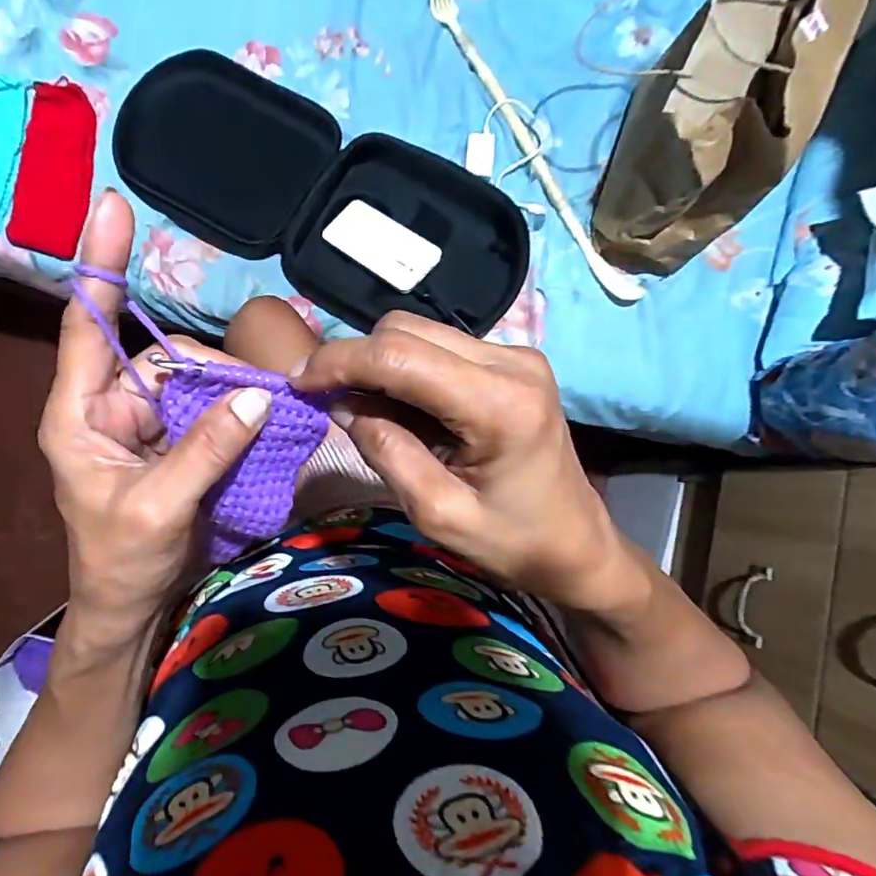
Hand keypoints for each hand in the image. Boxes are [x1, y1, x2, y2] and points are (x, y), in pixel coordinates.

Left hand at [39, 193, 270, 640]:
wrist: (129, 607)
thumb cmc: (120, 562)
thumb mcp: (157, 508)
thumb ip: (203, 450)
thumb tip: (254, 397)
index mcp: (78, 413)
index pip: (87, 324)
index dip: (99, 265)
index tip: (112, 206)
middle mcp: (107, 405)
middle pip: (158, 352)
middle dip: (206, 365)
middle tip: (256, 394)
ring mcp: (141, 421)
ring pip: (189, 379)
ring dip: (226, 390)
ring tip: (263, 414)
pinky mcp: (170, 439)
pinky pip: (204, 406)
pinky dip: (231, 409)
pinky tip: (257, 419)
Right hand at [290, 311, 635, 613]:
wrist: (577, 545)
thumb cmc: (512, 543)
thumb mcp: (436, 513)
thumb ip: (386, 451)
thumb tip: (342, 403)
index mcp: (499, 404)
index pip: (398, 356)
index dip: (338, 361)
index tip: (298, 382)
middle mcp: (510, 361)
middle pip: (403, 330)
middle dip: (352, 360)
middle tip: (323, 400)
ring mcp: (512, 355)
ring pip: (415, 331)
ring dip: (375, 363)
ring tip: (358, 407)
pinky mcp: (506, 360)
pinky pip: (434, 346)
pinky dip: (399, 369)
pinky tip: (394, 406)